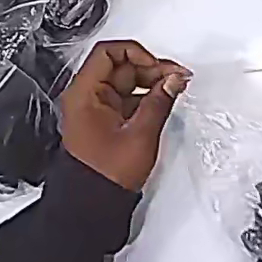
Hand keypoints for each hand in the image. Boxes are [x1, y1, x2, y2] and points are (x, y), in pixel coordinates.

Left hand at [60, 40, 189, 190]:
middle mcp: (87, 96)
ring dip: (151, 82)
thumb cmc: (104, 177)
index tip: (157, 65)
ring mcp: (97, 107)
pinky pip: (128, 97)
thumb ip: (159, 101)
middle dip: (150, 68)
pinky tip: (164, 101)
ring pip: (127, 81)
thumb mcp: (140, 135)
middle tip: (176, 76)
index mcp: (85, 93)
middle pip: (121, 66)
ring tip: (175, 88)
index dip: (136, 53)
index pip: (108, 52)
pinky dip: (146, 96)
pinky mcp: (107, 119)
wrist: (91, 208)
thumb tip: (173, 79)